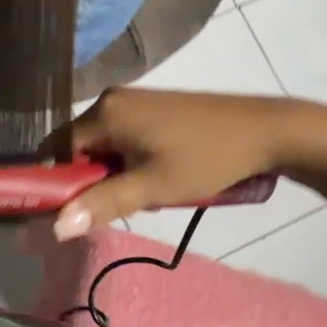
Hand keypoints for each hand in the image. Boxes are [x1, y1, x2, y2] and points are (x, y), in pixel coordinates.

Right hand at [52, 89, 302, 239]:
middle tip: (128, 202)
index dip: (61, 182)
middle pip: (81, 147)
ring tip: (149, 191)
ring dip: (117, 173)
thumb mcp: (152, 188)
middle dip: (96, 179)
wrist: (269, 132)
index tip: (78, 209)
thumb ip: (102, 204)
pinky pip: (124, 137)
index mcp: (104, 112)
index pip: (58, 149)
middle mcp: (111, 99)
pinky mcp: (153, 106)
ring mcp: (134, 100)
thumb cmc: (207, 159)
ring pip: (104, 145)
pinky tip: (159, 174)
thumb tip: (57, 227)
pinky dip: (132, 160)